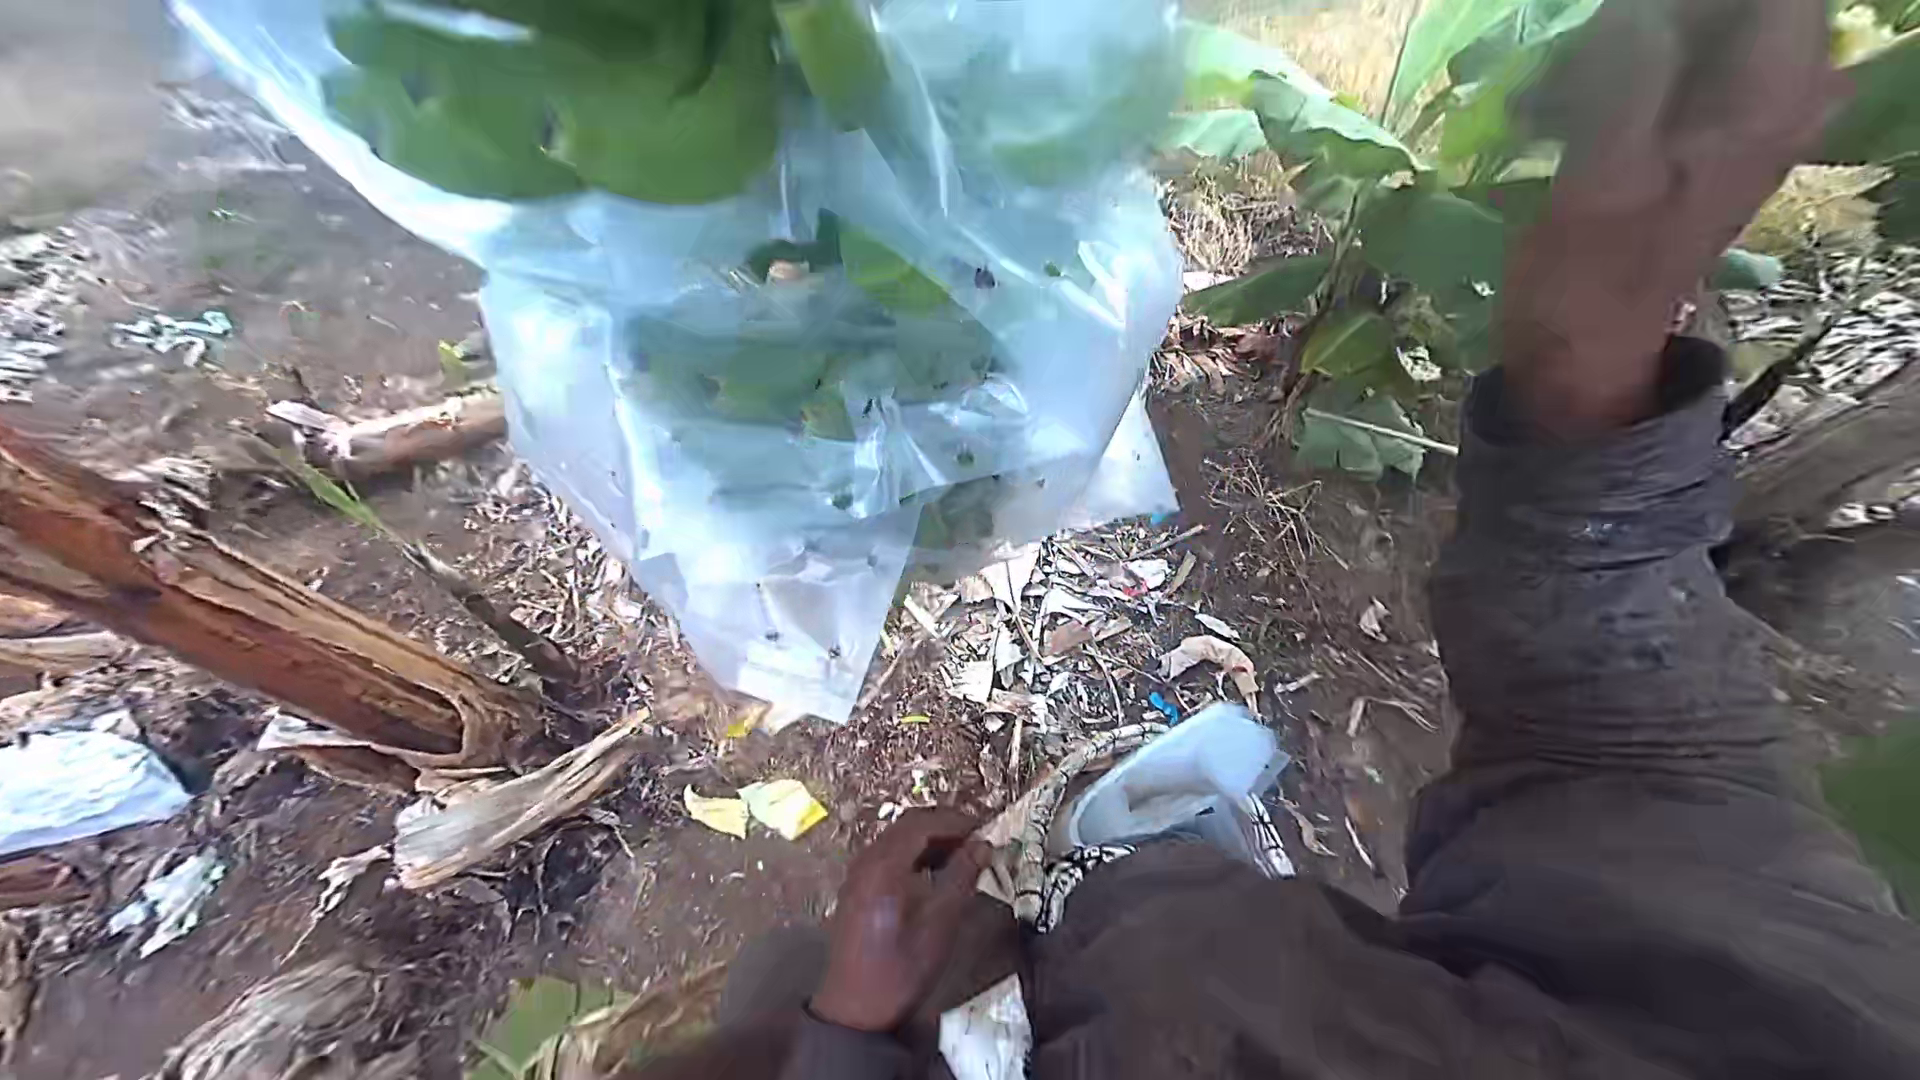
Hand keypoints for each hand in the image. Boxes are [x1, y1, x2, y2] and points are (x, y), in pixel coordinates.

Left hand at [810, 808, 988, 1032]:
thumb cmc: (899, 970)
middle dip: (944, 825)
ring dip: (930, 837)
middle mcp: (867, 859)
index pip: (922, 823)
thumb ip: (962, 877)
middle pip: (908, 824)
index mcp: (884, 864)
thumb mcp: (939, 924)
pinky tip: (933, 870)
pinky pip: (889, 852)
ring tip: (960, 853)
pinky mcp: (857, 886)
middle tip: (974, 838)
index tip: (982, 828)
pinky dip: (914, 851)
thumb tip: (983, 845)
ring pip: (898, 836)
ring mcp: (859, 872)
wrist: (854, 1013)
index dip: (955, 821)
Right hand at [1503, 0, 1843, 434]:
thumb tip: (1625, 12)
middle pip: (1713, 12)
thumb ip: (1625, 86)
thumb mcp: (1600, 187)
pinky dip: (1595, 88)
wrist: (1578, 351)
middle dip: (1624, 30)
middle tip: (1547, 77)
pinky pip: (1653, 80)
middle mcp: (1772, 90)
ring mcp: (1727, 117)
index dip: (1663, 9)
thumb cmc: (1585, 282)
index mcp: (1771, 94)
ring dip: (1597, 60)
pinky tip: (1544, 118)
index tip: (1588, 40)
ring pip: (1676, 39)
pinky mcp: (1681, 142)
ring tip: (1531, 105)